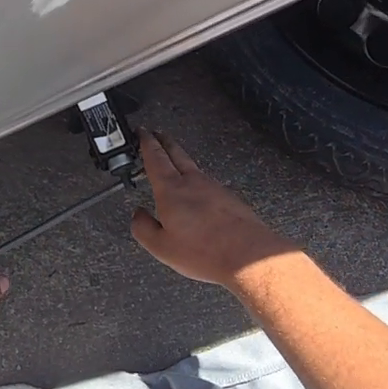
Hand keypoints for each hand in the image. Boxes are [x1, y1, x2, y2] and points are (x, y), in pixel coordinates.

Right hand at [130, 131, 299, 285]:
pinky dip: (197, 181)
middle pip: (177, 153)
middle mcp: (193, 183)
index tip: (142, 133)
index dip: (146, 142)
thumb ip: (143, 228)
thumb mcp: (161, 247)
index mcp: (171, 190)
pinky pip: (208, 183)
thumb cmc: (206, 251)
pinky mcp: (230, 198)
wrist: (249, 255)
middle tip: (156, 134)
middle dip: (164, 141)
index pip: (156, 158)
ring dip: (181, 159)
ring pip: (193, 167)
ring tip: (173, 162)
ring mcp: (214, 188)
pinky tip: (197, 192)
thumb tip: (138, 215)